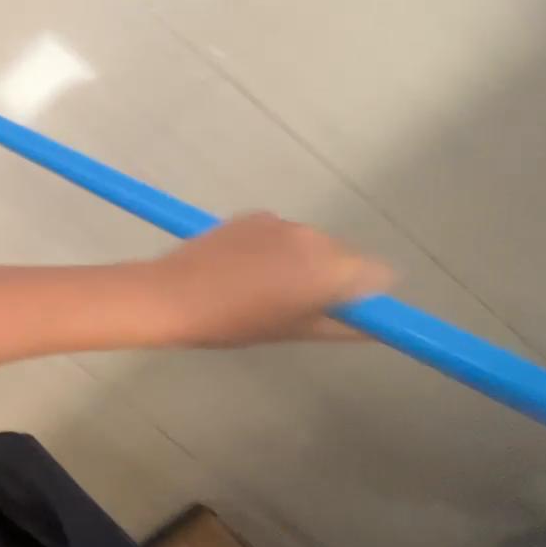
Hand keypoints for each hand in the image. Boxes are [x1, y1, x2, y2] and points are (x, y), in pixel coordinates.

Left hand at [148, 212, 392, 346]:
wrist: (167, 295)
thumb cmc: (231, 321)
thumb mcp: (293, 331)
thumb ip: (345, 326)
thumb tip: (377, 326)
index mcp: (333, 268)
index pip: (378, 275)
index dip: (360, 293)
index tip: (336, 308)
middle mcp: (314, 237)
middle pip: (343, 255)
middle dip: (328, 274)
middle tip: (289, 300)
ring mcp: (279, 222)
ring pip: (308, 242)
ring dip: (297, 258)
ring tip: (256, 284)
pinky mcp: (249, 215)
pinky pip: (277, 232)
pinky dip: (269, 245)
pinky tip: (238, 265)